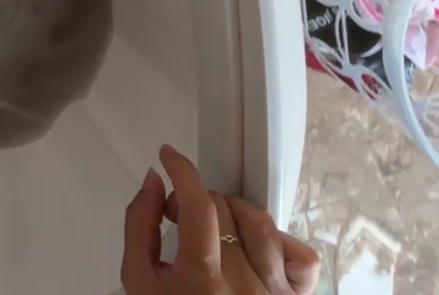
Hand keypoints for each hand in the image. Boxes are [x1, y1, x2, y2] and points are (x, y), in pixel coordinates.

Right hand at [120, 145, 319, 294]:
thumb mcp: (138, 279)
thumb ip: (139, 223)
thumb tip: (155, 181)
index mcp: (201, 279)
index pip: (198, 205)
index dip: (182, 170)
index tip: (169, 157)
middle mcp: (244, 286)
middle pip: (221, 207)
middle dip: (195, 199)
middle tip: (178, 214)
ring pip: (259, 222)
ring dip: (231, 212)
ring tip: (216, 230)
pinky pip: (301, 257)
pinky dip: (280, 243)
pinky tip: (255, 251)